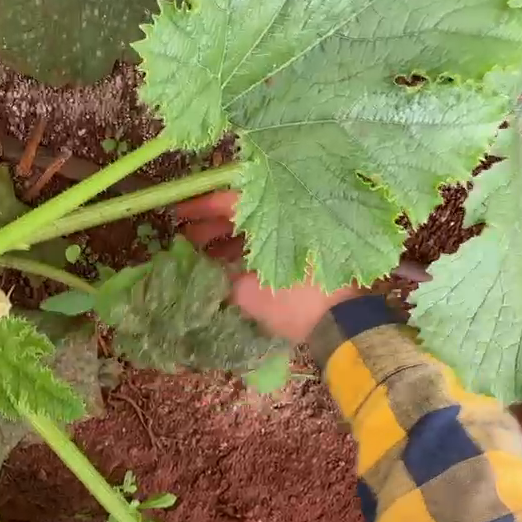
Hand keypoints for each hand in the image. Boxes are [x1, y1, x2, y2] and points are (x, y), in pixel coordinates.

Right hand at [175, 190, 353, 342]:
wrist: (342, 321)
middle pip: (246, 211)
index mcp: (276, 217)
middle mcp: (291, 217)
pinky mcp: (309, 253)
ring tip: (204, 255)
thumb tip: (205, 271)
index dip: (202, 205)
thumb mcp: (250, 293)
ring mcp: (302, 235)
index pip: (231, 199)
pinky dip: (249, 251)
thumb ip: (224, 278)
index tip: (179, 213)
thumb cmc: (296, 303)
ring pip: (259, 227)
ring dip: (229, 239)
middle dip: (213, 225)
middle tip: (187, 238)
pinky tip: (230, 265)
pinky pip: (273, 242)